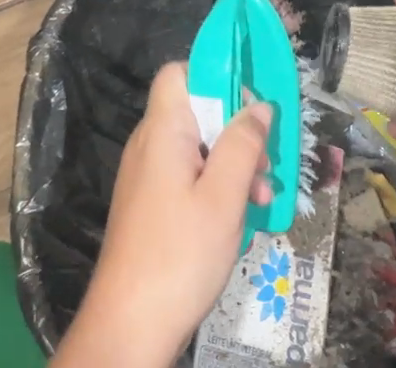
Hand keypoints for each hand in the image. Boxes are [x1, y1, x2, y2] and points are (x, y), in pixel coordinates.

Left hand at [54, 62, 272, 367]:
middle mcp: (149, 145)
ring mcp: (147, 176)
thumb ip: (243, 145)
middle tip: (266, 164)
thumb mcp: (224, 197)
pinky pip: (188, 177)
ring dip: (233, 166)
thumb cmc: (179, 253)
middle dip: (236, 131)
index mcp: (162, 131)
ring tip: (260, 199)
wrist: (129, 323)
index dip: (213, 74)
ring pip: (198, 149)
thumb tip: (259, 105)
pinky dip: (216, 189)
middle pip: (195, 112)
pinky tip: (240, 220)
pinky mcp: (151, 205)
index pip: (178, 73)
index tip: (250, 100)